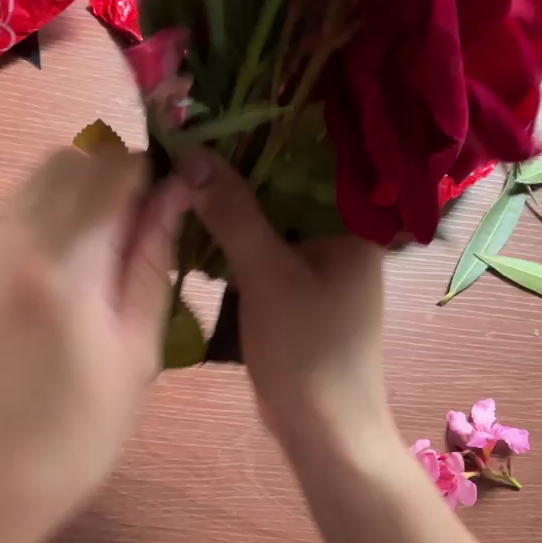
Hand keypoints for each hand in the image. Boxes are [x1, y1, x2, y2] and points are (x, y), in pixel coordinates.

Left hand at [0, 150, 188, 542]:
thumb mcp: (132, 363)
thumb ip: (150, 268)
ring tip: (85, 275)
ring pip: (27, 189)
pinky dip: (32, 237)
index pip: (113, 165)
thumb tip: (171, 199)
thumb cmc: (68, 446)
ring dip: (68, 206)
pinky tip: (40, 300)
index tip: (164, 205)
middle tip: (128, 240)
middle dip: (107, 181)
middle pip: (64, 161)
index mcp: (63, 266)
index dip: (148, 173)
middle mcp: (4, 240)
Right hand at [180, 148, 395, 457]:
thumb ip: (233, 214)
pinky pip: (269, 252)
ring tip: (187, 170)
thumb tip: (191, 153)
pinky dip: (240, 242)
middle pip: (287, 190)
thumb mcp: (267, 276)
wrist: (323, 430)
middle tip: (189, 140)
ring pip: (274, 222)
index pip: (310, 160)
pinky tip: (203, 223)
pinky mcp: (302, 294)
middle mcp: (344, 238)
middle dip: (240, 171)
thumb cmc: (306, 352)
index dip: (263, 133)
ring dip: (235, 206)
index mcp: (354, 225)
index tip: (215, 111)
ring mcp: (323, 268)